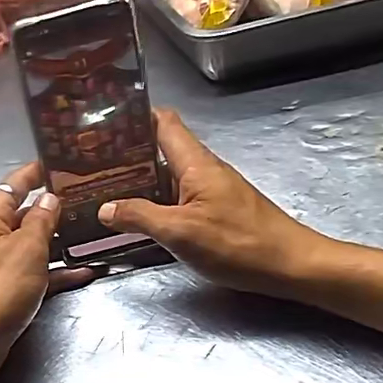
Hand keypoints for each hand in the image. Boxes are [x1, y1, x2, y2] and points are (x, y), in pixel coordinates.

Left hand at [0, 162, 94, 374]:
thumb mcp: (25, 249)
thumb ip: (41, 221)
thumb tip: (50, 198)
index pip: (13, 185)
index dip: (35, 171)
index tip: (61, 160)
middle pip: (25, 214)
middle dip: (55, 206)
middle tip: (90, 197)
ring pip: (33, 245)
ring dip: (60, 240)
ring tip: (94, 230)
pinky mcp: (8, 291)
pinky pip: (37, 273)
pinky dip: (58, 272)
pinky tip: (87, 271)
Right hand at [97, 110, 340, 298]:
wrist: (292, 266)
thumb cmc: (238, 243)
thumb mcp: (181, 232)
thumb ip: (140, 217)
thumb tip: (104, 208)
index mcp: (196, 163)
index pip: (164, 123)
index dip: (135, 116)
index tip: (103, 120)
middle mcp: (202, 169)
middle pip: (160, 148)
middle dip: (126, 151)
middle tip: (90, 160)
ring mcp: (210, 190)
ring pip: (166, 175)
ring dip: (137, 178)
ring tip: (102, 186)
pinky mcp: (215, 210)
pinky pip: (176, 196)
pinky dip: (153, 199)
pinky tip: (134, 214)